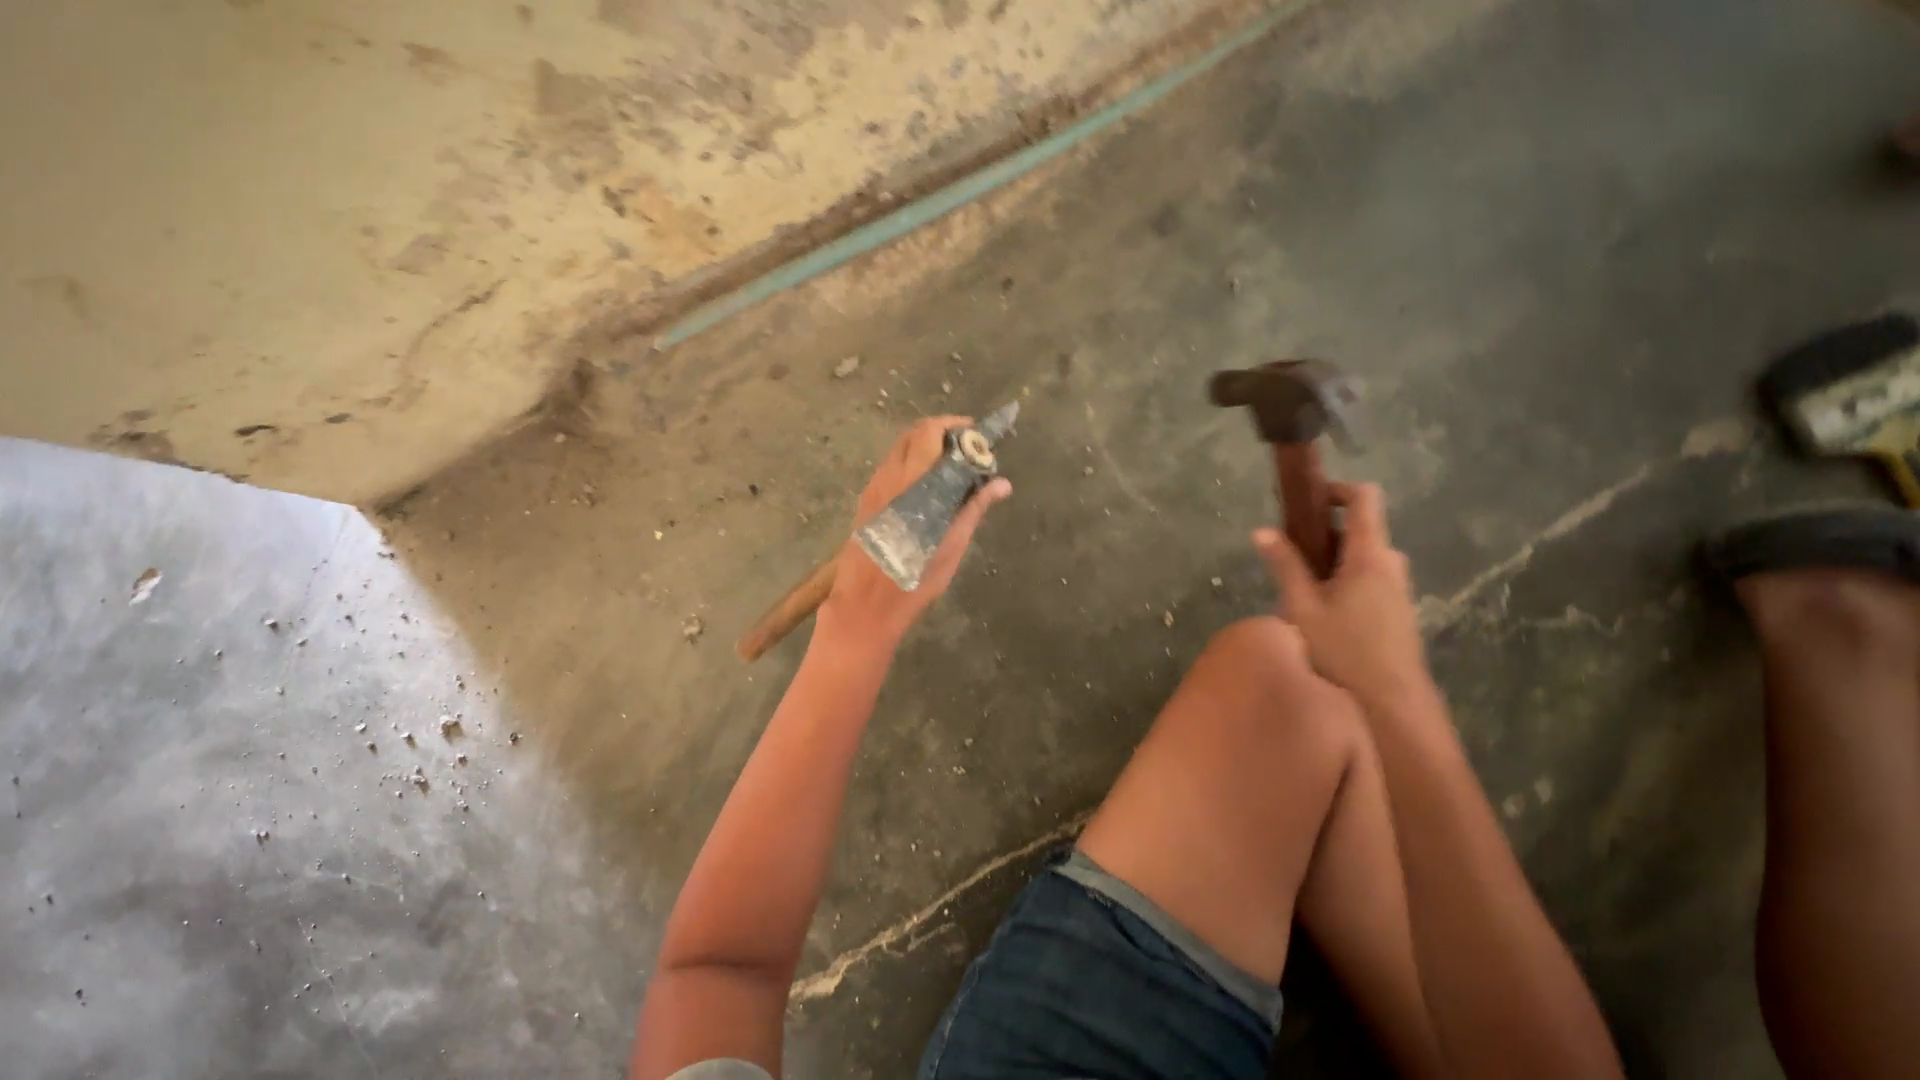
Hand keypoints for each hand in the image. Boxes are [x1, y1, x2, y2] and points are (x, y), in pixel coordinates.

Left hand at [816, 417, 1012, 652]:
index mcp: (912, 482)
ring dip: (925, 449)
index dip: (956, 426)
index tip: (978, 436)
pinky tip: (927, 490)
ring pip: (899, 451)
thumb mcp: (951, 545)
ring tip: (951, 470)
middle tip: (967, 451)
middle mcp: (889, 477)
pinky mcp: (865, 503)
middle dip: (942, 434)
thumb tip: (1001, 484)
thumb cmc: (914, 579)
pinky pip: (890, 470)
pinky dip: (911, 465)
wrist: (864, 607)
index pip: (930, 432)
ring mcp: (873, 489)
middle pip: (913, 435)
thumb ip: (974, 508)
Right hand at [1254, 482, 1434, 711]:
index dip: (1334, 489)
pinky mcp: (1397, 612)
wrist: (1392, 706)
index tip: (1303, 500)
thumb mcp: (1301, 608)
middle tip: (1286, 555)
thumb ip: (1284, 566)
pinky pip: (1368, 581)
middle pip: (1358, 529)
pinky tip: (1319, 614)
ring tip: (1296, 590)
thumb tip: (1263, 532)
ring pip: (1361, 558)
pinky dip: (1343, 582)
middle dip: (1322, 534)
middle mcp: (1390, 564)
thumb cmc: (1342, 652)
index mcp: (1370, 555)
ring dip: (1330, 562)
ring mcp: (1398, 589)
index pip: (1363, 497)